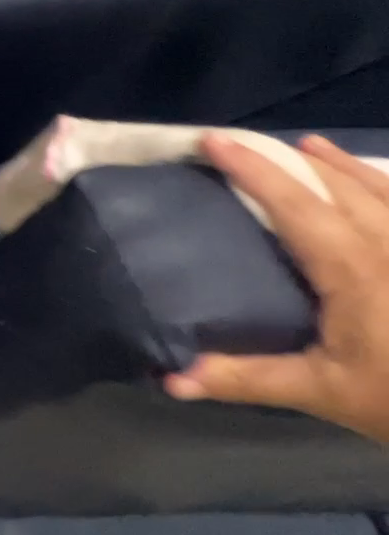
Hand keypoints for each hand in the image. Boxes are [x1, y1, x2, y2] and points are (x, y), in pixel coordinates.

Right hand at [165, 134, 388, 442]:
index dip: (255, 170)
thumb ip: (244, 379)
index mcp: (356, 273)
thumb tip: (168, 379)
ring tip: (315, 147)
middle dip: (296, 162)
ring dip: (348, 168)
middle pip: (345, 190)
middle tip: (250, 143)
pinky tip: (383, 187)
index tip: (214, 141)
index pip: (297, 206)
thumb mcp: (324, 394)